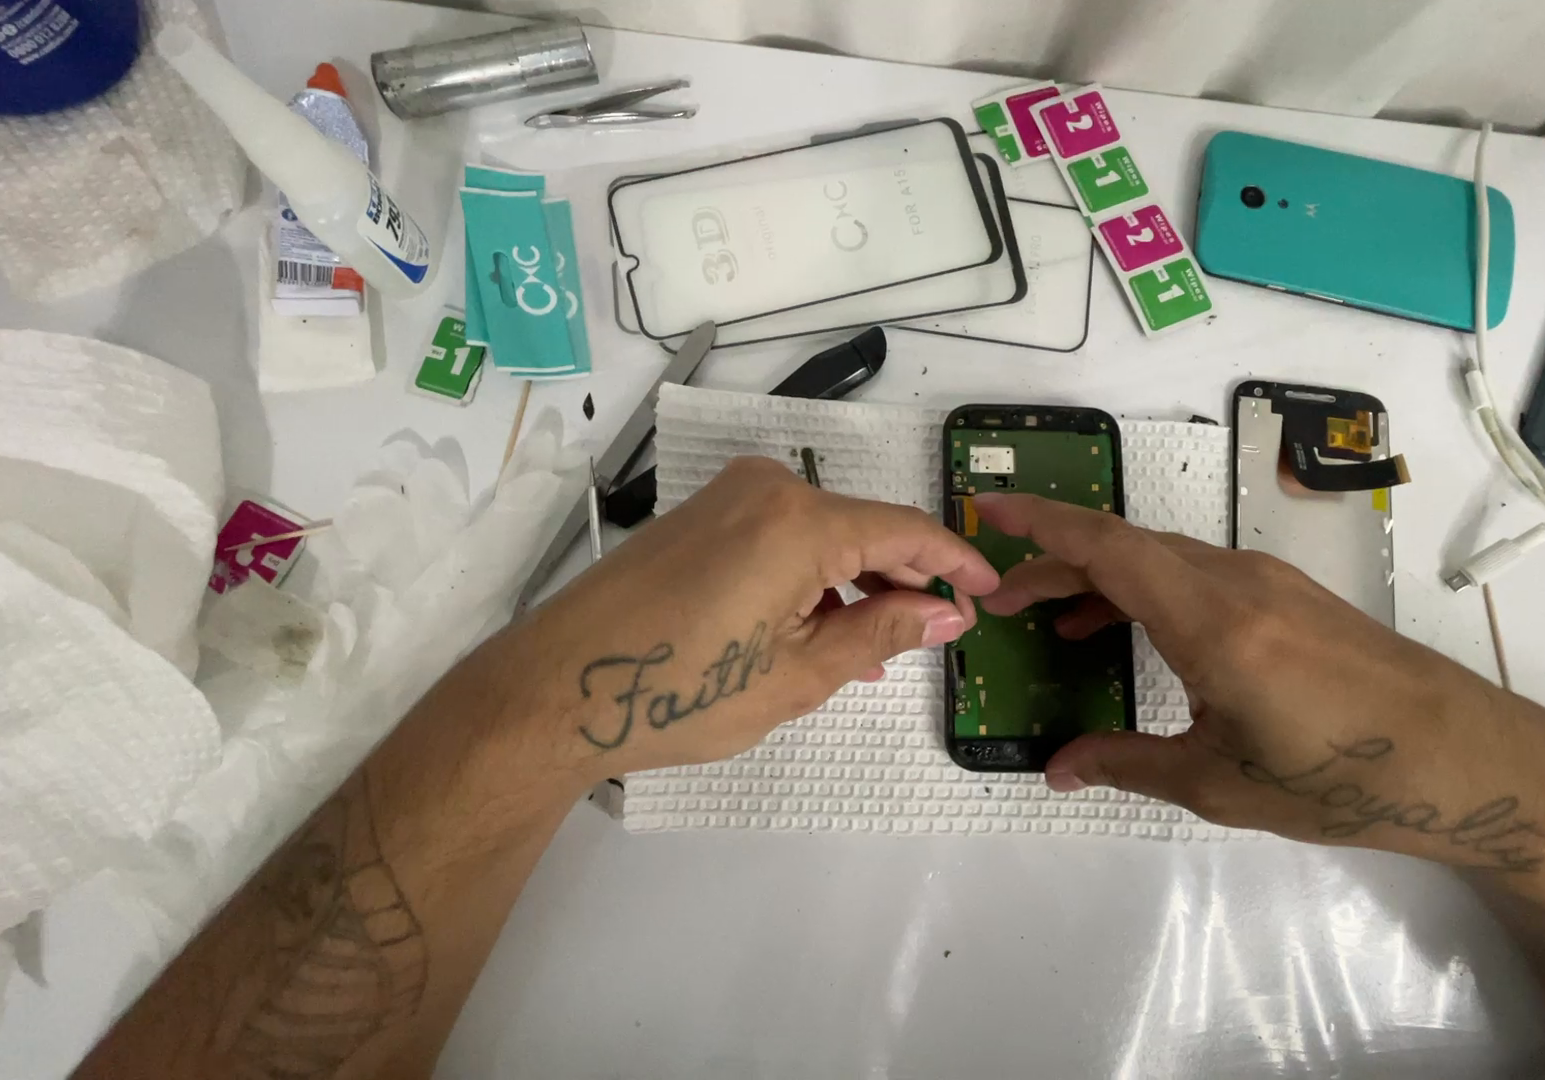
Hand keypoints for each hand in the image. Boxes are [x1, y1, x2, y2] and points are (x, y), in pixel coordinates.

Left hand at [522, 457, 998, 776]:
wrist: (556, 688)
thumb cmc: (681, 692)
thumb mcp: (798, 676)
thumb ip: (882, 632)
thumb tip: (949, 612)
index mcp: (800, 522)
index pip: (905, 529)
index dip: (955, 560)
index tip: (988, 590)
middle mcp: (768, 489)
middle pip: (864, 526)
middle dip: (904, 576)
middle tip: (933, 629)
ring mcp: (729, 495)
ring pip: (824, 531)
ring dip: (856, 580)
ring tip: (874, 642)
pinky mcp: (703, 512)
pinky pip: (783, 533)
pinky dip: (813, 573)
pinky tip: (820, 621)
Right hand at [973, 492, 1544, 872]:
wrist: (1478, 766)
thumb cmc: (1344, 780)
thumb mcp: (1220, 783)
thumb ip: (1125, 764)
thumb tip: (1054, 769)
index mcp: (1212, 621)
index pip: (1106, 545)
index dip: (1039, 521)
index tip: (986, 507)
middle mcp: (1235, 581)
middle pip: (1122, 546)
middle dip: (1054, 563)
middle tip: (1005, 599)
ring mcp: (1266, 580)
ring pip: (1158, 556)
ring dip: (1099, 578)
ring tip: (1058, 622)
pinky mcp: (1286, 593)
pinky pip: (1193, 573)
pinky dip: (1145, 590)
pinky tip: (1136, 632)